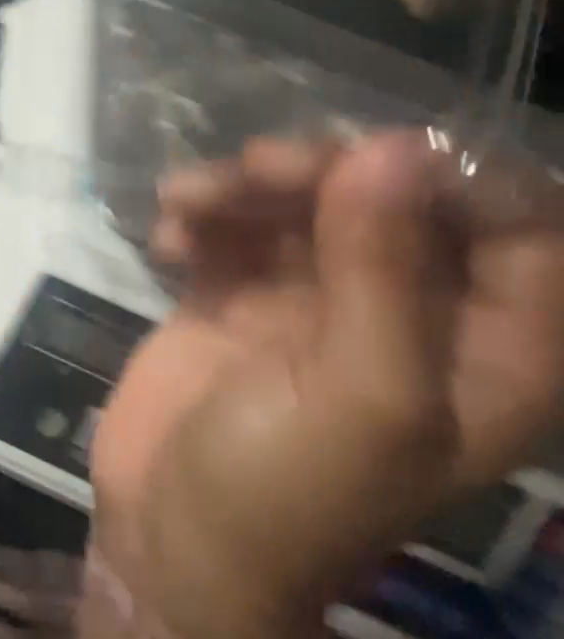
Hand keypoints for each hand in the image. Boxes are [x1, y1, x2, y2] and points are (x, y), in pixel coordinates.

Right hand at [90, 134, 563, 638]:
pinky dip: (196, 218)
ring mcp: (310, 303)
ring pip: (295, 204)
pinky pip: (226, 229)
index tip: (363, 156)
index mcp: (488, 347)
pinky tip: (165, 238)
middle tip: (252, 171)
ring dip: (239, 188)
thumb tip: (392, 146)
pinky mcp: (230, 298)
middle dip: (319, 172)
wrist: (172, 534)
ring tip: (186, 203)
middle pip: (386, 199)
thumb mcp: (359, 391)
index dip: (452, 179)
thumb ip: (381, 270)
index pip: (516, 229)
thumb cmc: (289, 487)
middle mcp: (405, 312)